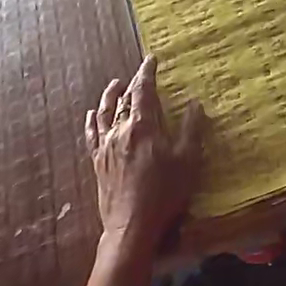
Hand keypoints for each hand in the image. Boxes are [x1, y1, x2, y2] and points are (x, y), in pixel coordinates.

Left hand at [84, 55, 205, 261]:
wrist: (131, 225)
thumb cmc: (164, 193)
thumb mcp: (187, 162)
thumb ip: (190, 130)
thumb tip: (194, 103)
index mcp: (143, 126)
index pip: (144, 90)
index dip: (147, 72)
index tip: (151, 59)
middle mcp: (120, 130)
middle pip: (124, 99)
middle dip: (133, 83)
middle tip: (139, 73)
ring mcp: (106, 146)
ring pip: (104, 113)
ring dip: (109, 96)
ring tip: (114, 85)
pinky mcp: (98, 161)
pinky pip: (92, 134)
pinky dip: (92, 120)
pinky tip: (91, 115)